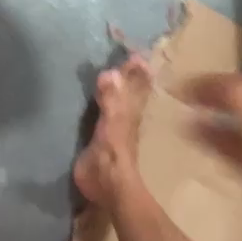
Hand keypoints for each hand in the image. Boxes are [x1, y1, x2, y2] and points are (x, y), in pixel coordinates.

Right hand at [72, 54, 152, 208]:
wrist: (109, 190)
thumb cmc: (110, 159)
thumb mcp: (110, 128)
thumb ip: (111, 102)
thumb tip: (112, 72)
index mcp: (126, 111)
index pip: (132, 85)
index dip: (134, 69)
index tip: (135, 51)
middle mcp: (125, 116)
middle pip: (132, 92)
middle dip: (132, 75)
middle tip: (133, 55)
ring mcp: (117, 127)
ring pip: (124, 101)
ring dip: (124, 86)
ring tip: (124, 69)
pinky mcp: (106, 137)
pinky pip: (111, 112)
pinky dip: (111, 101)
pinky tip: (107, 97)